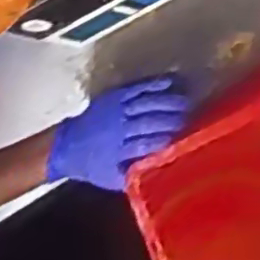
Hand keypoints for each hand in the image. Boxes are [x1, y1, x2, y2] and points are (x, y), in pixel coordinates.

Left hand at [46, 73, 189, 190]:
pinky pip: (138, 88)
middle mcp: (119, 129)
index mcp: (119, 152)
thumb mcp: (111, 178)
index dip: (168, 139)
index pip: (149, 144)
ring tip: (188, 101)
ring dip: (169, 101)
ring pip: (148, 103)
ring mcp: (117, 110)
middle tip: (193, 116)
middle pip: (151, 121)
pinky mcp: (115, 96)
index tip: (187, 136)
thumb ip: (134, 174)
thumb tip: (161, 169)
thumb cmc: (93, 165)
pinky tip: (171, 82)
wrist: (66, 146)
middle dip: (174, 119)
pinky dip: (155, 84)